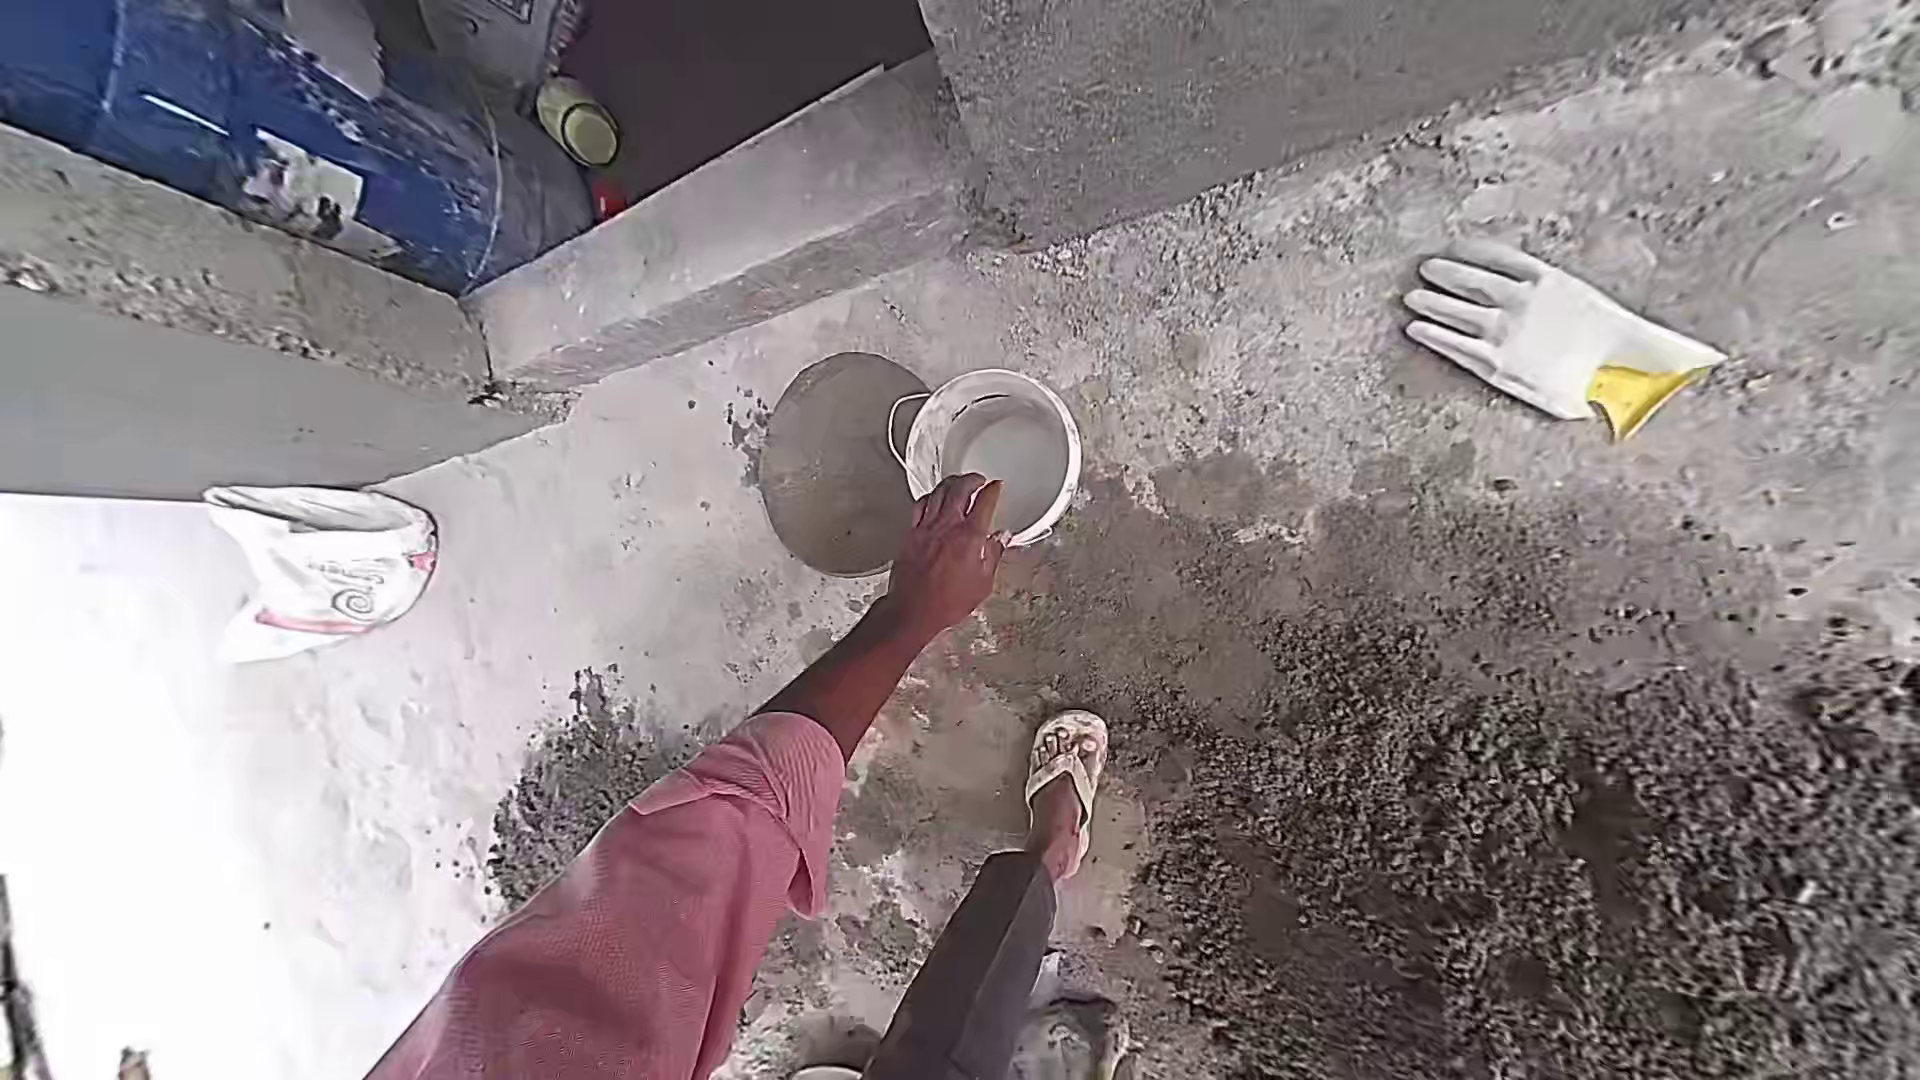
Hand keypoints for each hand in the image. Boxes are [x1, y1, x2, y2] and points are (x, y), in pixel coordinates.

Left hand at [884, 473, 1007, 639]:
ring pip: (939, 492)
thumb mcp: (983, 582)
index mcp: (969, 537)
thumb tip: (1001, 540)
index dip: (993, 490)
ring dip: (951, 483)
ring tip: (959, 482)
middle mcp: (947, 527)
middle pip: (960, 489)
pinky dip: (930, 497)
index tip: (996, 487)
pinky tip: (934, 498)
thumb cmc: (945, 601)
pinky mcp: (911, 534)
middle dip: (972, 479)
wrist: (914, 610)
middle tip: (979, 480)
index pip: (984, 502)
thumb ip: (994, 555)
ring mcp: (927, 528)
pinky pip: (921, 505)